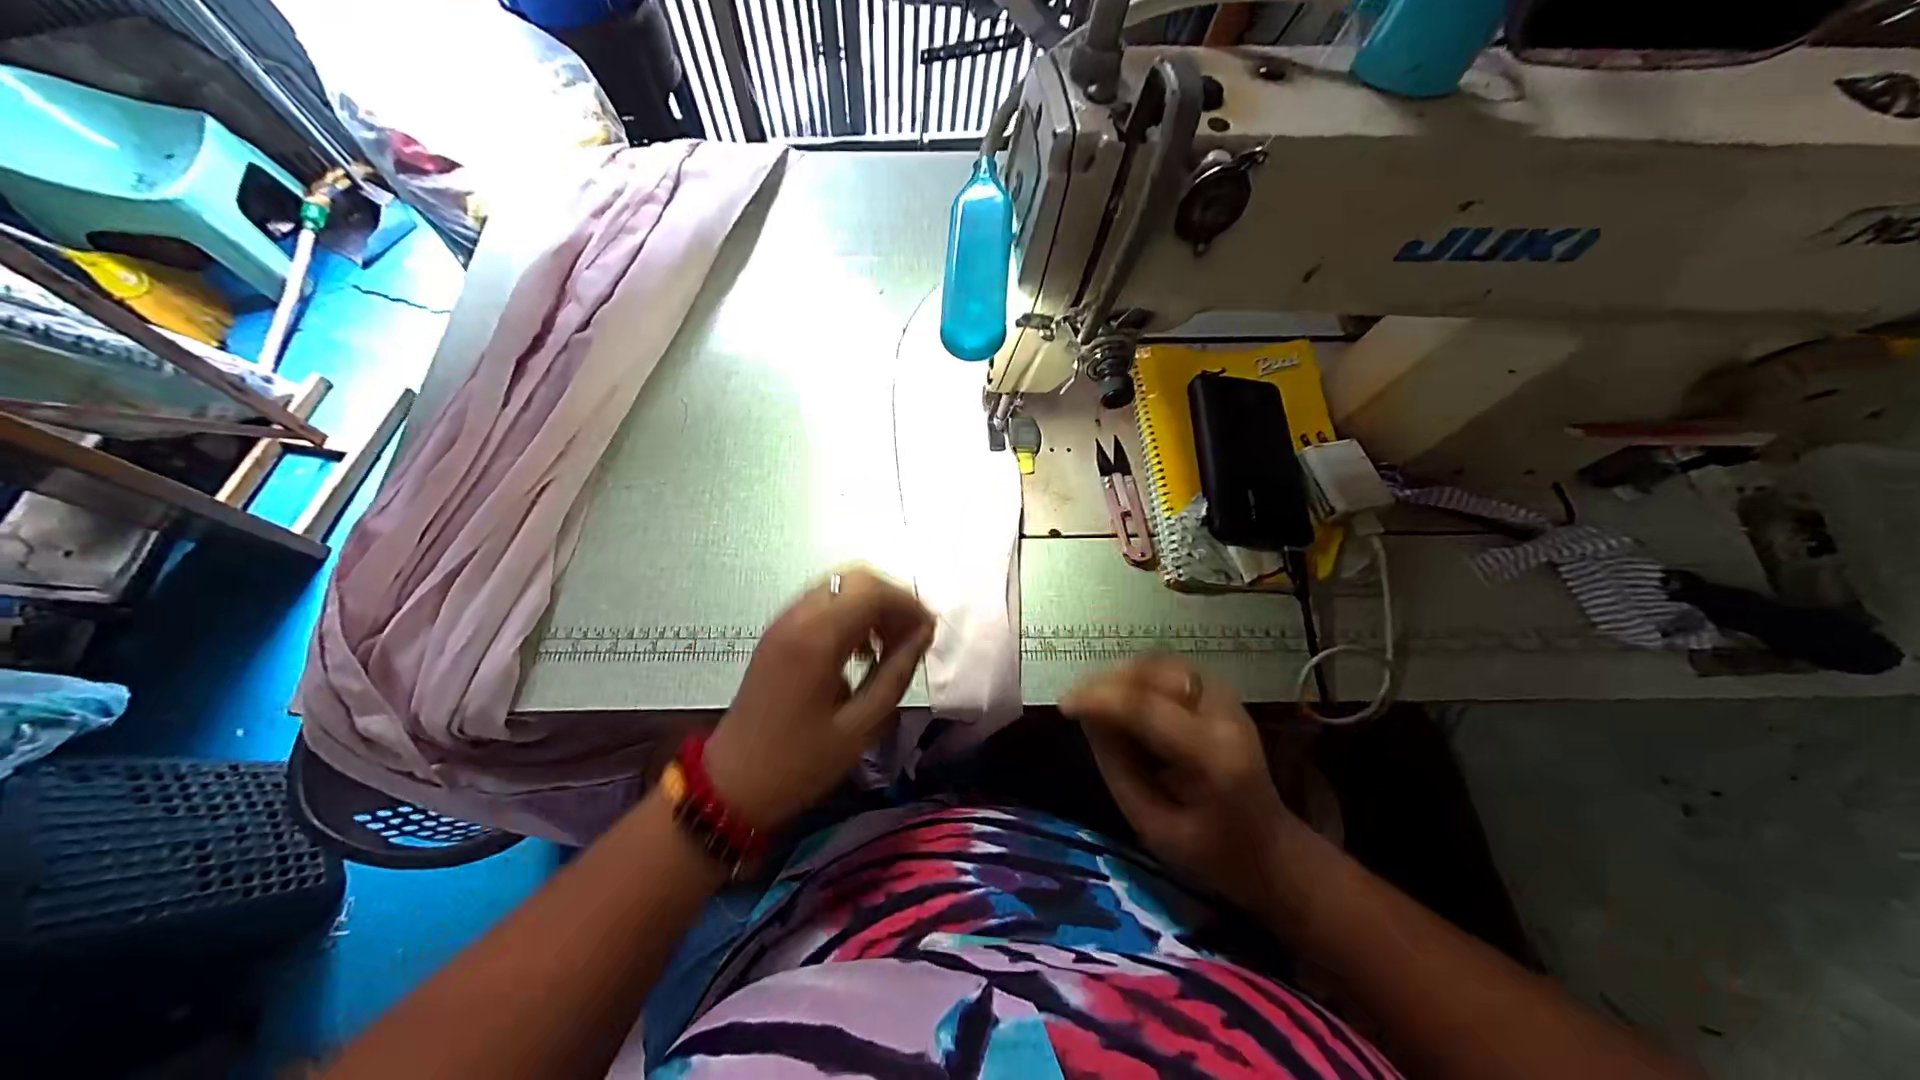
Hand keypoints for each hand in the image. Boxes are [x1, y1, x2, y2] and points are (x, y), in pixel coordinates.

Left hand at [703, 568, 933, 829]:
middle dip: (892, 600)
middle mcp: (798, 617)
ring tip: (888, 647)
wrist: (732, 784)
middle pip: (856, 578)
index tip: (929, 634)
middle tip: (911, 638)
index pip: (873, 592)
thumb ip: (895, 675)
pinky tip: (859, 652)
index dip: (909, 605)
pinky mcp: (777, 634)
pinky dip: (849, 614)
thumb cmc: (799, 763)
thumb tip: (922, 636)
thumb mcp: (859, 727)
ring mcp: (783, 622)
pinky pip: (822, 603)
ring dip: (871, 605)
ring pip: (839, 586)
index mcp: (817, 639)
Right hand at [1061, 655, 1296, 908]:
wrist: (1271, 851)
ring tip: (1095, 697)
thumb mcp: (1153, 827)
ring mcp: (1228, 700)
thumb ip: (1118, 769)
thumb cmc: (1211, 854)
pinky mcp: (1223, 695)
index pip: (1145, 708)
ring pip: (1163, 663)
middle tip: (1075, 702)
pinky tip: (1122, 695)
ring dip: (1122, 673)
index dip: (1098, 700)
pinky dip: (1140, 675)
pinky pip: (1172, 669)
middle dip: (1107, 681)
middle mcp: (1224, 716)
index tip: (1064, 707)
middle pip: (1155, 673)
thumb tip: (1086, 719)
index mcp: (1212, 757)